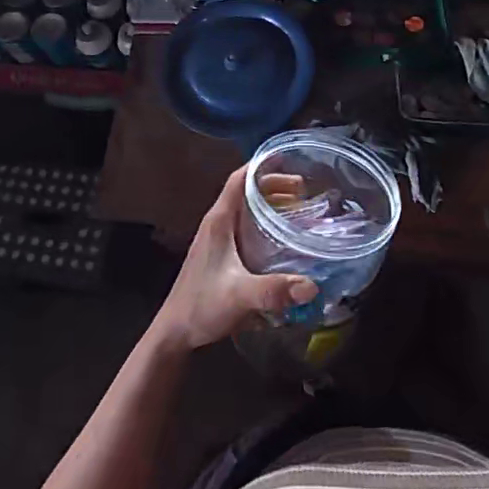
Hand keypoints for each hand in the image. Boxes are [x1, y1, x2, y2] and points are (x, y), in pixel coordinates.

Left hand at [151, 168, 319, 349]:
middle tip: (306, 191)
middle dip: (274, 186)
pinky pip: (247, 230)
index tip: (287, 158)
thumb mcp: (241, 297)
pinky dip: (266, 226)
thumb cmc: (202, 305)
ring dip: (271, 206)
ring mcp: (218, 240)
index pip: (238, 181)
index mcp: (218, 223)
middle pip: (246, 193)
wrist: (176, 330)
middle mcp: (217, 225)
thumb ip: (274, 291)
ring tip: (302, 211)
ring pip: (247, 212)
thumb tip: (312, 285)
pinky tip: (285, 241)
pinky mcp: (222, 256)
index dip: (261, 166)